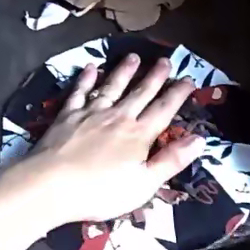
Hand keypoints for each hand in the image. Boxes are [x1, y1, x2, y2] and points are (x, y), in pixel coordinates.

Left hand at [4, 54, 205, 227]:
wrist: (50, 185)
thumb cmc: (100, 192)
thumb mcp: (144, 184)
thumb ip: (171, 160)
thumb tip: (199, 139)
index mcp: (139, 135)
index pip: (164, 110)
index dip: (178, 94)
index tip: (188, 79)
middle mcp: (118, 117)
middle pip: (140, 93)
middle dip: (155, 76)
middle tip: (165, 60)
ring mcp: (91, 114)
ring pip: (112, 87)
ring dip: (124, 72)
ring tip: (134, 57)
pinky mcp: (67, 116)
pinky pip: (79, 92)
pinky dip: (85, 79)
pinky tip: (89, 68)